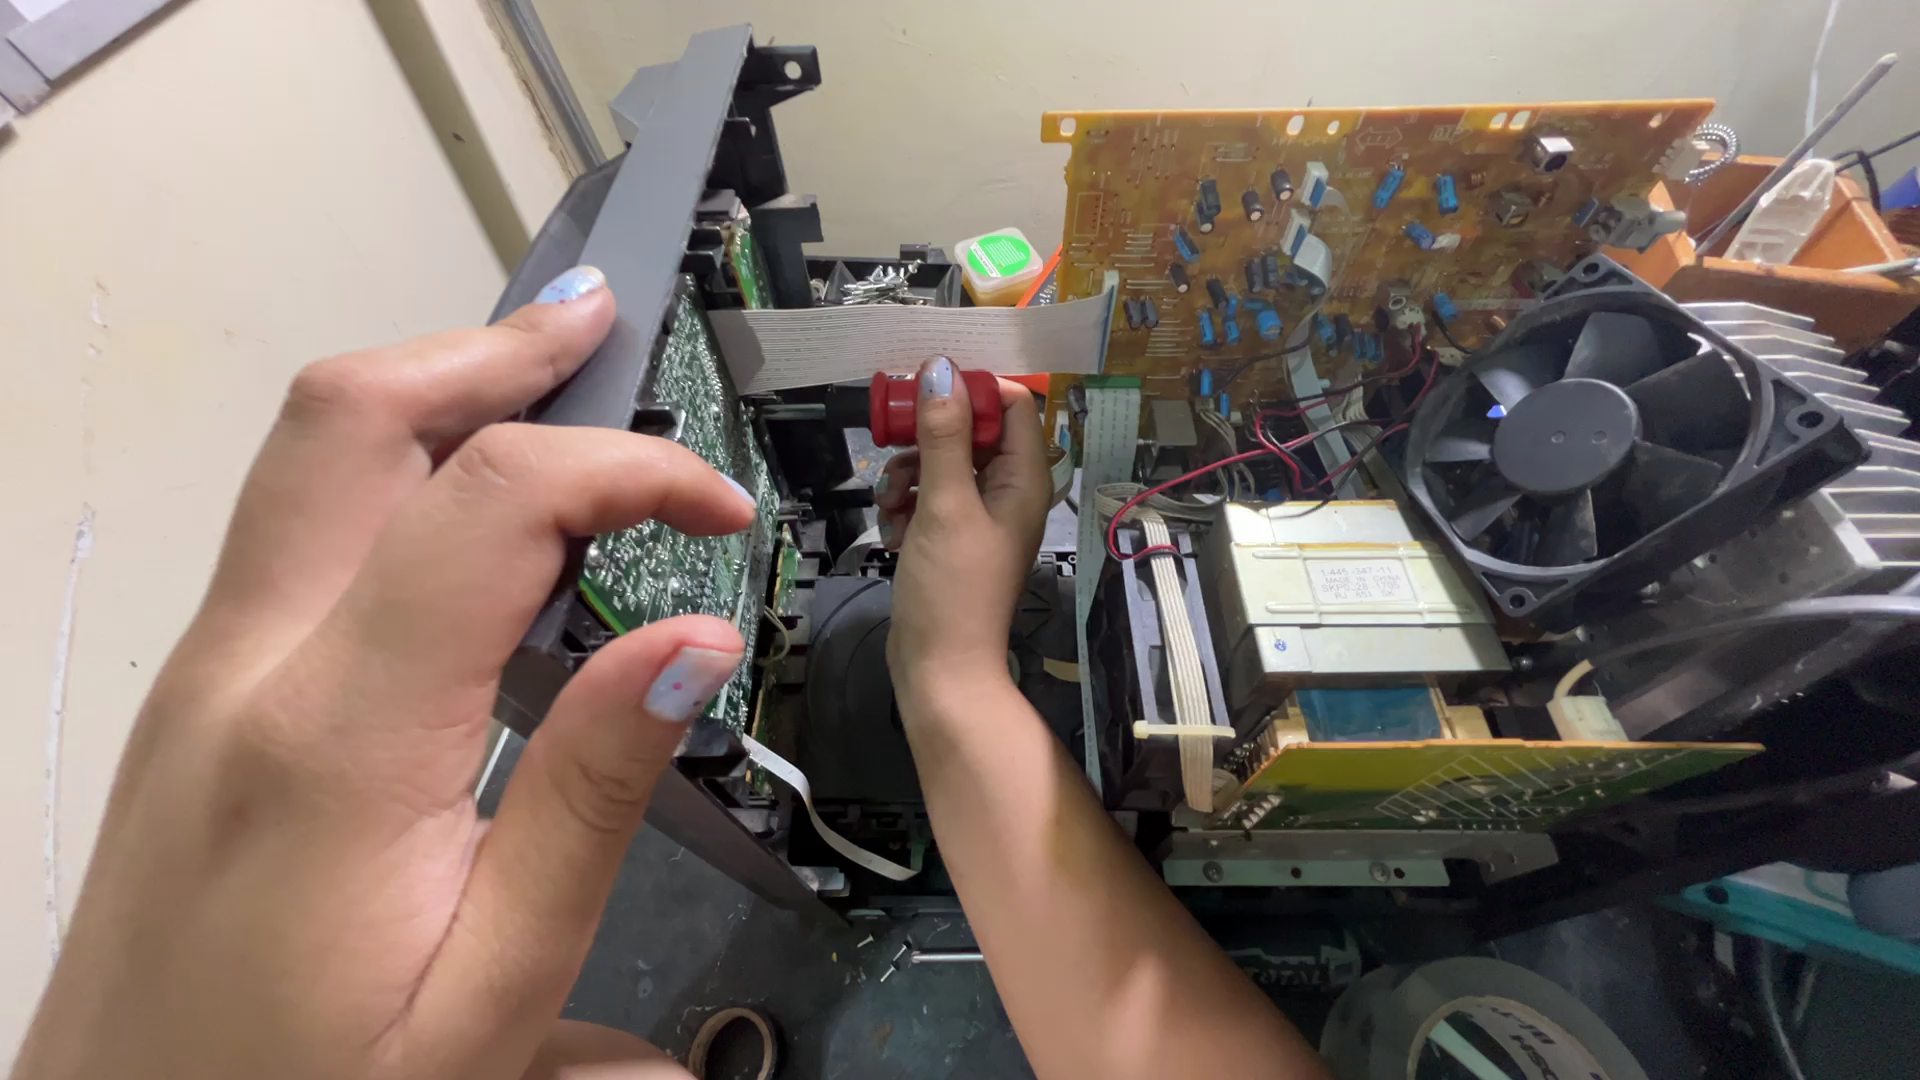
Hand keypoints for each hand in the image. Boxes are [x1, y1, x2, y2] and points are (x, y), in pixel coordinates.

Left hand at [15, 266, 754, 1079]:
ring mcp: (214, 664)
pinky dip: (417, 455)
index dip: (628, 469)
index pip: (497, 504)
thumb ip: (594, 790)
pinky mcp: (214, 688)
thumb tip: (697, 635)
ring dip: (451, 385)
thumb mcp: (499, 976)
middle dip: (495, 350)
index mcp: (340, 729)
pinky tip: (492, 488)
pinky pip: (316, 515)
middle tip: (602, 322)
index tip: (724, 507)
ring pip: (321, 452)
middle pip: (354, 422)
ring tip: (559, 368)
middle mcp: (252, 659)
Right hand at [875, 357, 1052, 704]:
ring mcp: (979, 515)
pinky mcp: (952, 535)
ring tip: (892, 504)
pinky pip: (929, 497)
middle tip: (892, 443)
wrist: (940, 667)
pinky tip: (892, 531)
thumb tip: (941, 369)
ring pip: (943, 463)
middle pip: (972, 432)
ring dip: (909, 474)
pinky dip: (907, 504)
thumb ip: (944, 435)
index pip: (1013, 405)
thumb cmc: (952, 586)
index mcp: (1024, 478)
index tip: (925, 393)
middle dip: (928, 437)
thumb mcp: (945, 504)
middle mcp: (1008, 491)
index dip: (972, 391)